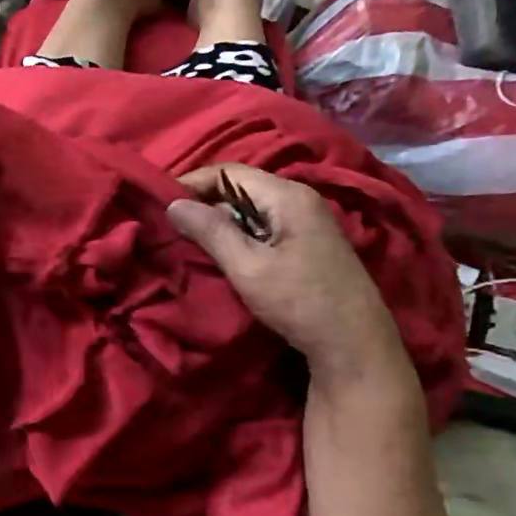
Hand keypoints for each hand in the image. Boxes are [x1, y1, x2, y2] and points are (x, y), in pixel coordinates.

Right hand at [168, 164, 415, 392]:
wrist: (354, 343)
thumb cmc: (300, 303)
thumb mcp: (248, 268)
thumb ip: (211, 232)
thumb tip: (173, 203)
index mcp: (287, 196)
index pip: (229, 171)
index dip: (192, 183)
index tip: (162, 203)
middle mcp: (300, 199)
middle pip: (241, 186)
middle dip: (204, 201)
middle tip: (172, 223)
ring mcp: (307, 220)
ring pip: (252, 206)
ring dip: (221, 219)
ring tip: (190, 238)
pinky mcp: (307, 241)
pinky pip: (264, 223)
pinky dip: (239, 232)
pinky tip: (223, 252)